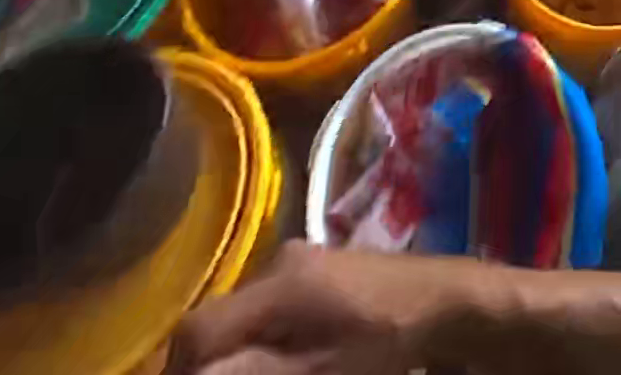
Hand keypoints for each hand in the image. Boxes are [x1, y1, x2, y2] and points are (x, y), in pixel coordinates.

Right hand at [172, 243, 456, 374]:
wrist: (438, 299)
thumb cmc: (383, 338)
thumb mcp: (317, 371)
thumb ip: (252, 374)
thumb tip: (195, 374)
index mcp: (279, 281)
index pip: (199, 329)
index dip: (182, 373)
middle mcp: (282, 259)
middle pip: (217, 318)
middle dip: (208, 364)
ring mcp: (300, 258)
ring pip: (241, 311)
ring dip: (233, 351)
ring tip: (248, 374)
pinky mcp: (315, 267)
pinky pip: (266, 303)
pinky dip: (259, 335)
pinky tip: (277, 359)